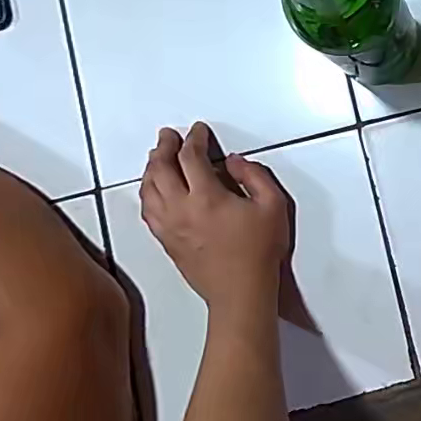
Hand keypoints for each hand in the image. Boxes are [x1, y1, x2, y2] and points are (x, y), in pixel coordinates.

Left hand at [141, 122, 294, 325]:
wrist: (241, 290)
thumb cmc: (260, 249)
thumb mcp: (273, 205)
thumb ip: (254, 176)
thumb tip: (234, 162)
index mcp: (206, 198)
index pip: (191, 158)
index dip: (193, 139)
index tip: (198, 130)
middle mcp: (180, 210)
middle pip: (160, 170)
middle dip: (164, 148)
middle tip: (168, 136)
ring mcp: (169, 227)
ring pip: (148, 190)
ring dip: (151, 168)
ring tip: (157, 157)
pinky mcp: (166, 241)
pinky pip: (147, 209)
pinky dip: (147, 191)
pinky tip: (153, 188)